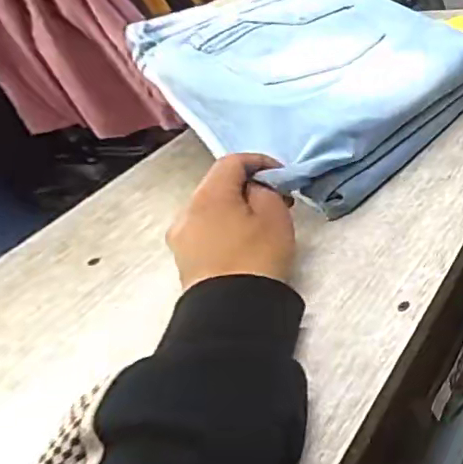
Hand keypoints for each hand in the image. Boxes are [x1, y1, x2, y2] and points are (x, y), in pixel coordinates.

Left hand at [167, 153, 296, 288]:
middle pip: (218, 184)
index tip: (282, 175)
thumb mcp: (275, 214)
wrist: (232, 302)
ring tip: (265, 221)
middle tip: (280, 199)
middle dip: (250, 186)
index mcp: (208, 197)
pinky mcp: (184, 254)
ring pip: (212, 206)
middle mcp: (186, 212)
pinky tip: (247, 238)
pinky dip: (228, 222)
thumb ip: (265, 190)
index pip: (231, 162)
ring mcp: (180, 235)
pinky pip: (206, 226)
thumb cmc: (259, 253)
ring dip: (238, 205)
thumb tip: (255, 188)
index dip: (260, 161)